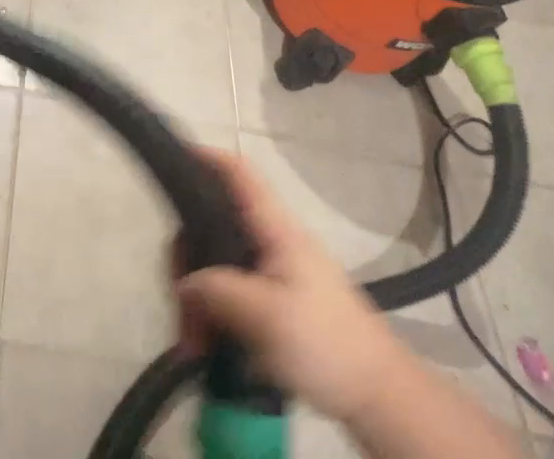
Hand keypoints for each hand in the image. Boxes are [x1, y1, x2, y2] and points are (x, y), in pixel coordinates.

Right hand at [175, 147, 409, 420]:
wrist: (378, 394)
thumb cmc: (327, 343)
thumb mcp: (266, 315)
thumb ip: (218, 290)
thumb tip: (186, 284)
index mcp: (276, 231)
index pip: (240, 175)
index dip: (207, 158)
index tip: (175, 158)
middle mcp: (270, 243)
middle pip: (211, 228)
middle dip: (187, 266)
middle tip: (183, 310)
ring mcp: (271, 274)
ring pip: (214, 269)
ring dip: (198, 304)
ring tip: (196, 345)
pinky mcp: (271, 304)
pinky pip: (226, 297)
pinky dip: (211, 319)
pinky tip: (208, 349)